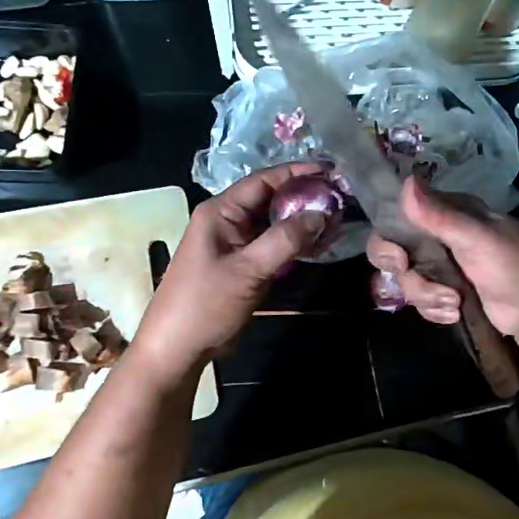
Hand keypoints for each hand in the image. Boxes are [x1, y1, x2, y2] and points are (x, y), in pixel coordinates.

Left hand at [132, 162, 331, 368]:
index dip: (297, 172)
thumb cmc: (206, 304)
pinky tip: (318, 244)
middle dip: (303, 197)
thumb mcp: (248, 270)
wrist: (178, 348)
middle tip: (341, 198)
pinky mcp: (241, 264)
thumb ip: (286, 239)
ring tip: (336, 219)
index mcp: (220, 211)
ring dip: (301, 221)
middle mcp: (227, 220)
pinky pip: (270, 245)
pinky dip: (293, 243)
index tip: (331, 171)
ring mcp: (234, 243)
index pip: (263, 180)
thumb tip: (322, 213)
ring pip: (272, 223)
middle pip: (270, 199)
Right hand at [366, 177, 518, 341]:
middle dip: (407, 275)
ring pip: (406, 280)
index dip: (390, 238)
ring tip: (455, 304)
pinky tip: (455, 314)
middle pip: (393, 251)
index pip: (399, 215)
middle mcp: (440, 235)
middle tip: (424, 283)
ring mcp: (441, 266)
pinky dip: (433, 309)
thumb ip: (441, 216)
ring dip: (426, 296)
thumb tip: (406, 181)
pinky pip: (419, 300)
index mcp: (449, 212)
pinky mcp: (444, 292)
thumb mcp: (479, 239)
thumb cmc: (517, 268)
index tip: (401, 259)